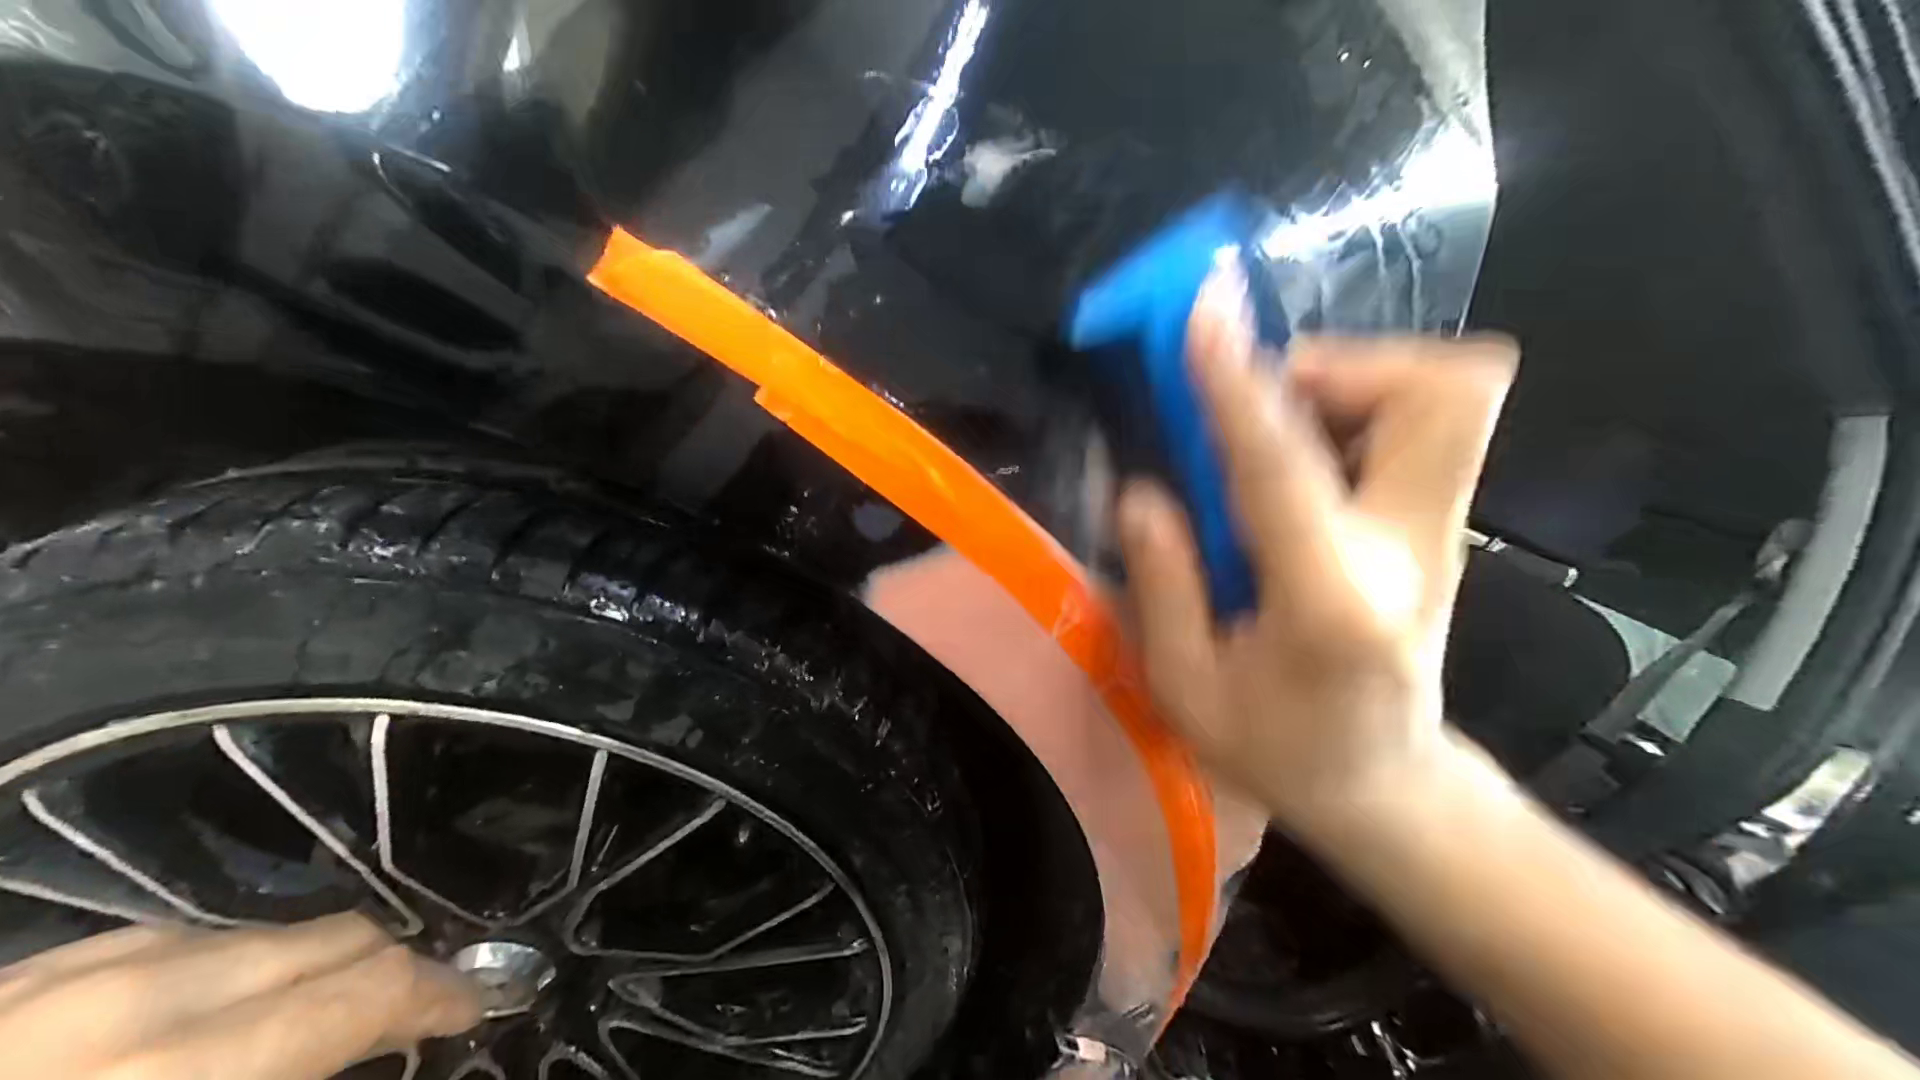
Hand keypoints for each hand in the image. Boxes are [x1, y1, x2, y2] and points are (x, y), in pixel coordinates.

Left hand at [0, 913, 480, 1079]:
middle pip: (332, 938)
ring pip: (265, 929)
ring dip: (310, 967)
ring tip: (311, 1012)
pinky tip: (207, 1005)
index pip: (363, 991)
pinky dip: (223, 965)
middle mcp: (129, 1004)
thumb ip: (302, 1070)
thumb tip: (391, 1043)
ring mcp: (57, 977)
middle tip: (409, 1011)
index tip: (469, 1008)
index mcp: (173, 1075)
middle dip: (389, 970)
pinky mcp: (13, 972)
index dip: (438, 994)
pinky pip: (170, 936)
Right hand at [1117, 274, 1516, 841]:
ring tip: (1266, 431)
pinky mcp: (1441, 524)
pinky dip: (1355, 411)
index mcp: (1328, 600)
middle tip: (1257, 399)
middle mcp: (1407, 549)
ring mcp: (1440, 532)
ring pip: (1444, 395)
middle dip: (1339, 365)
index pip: (1283, 467)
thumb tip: (1140, 489)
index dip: (1238, 383)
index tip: (1203, 312)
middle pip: (1442, 393)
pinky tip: (1296, 462)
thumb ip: (1162, 584)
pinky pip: (1421, 424)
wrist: (1384, 783)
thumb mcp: (1185, 686)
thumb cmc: (1273, 747)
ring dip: (1347, 383)